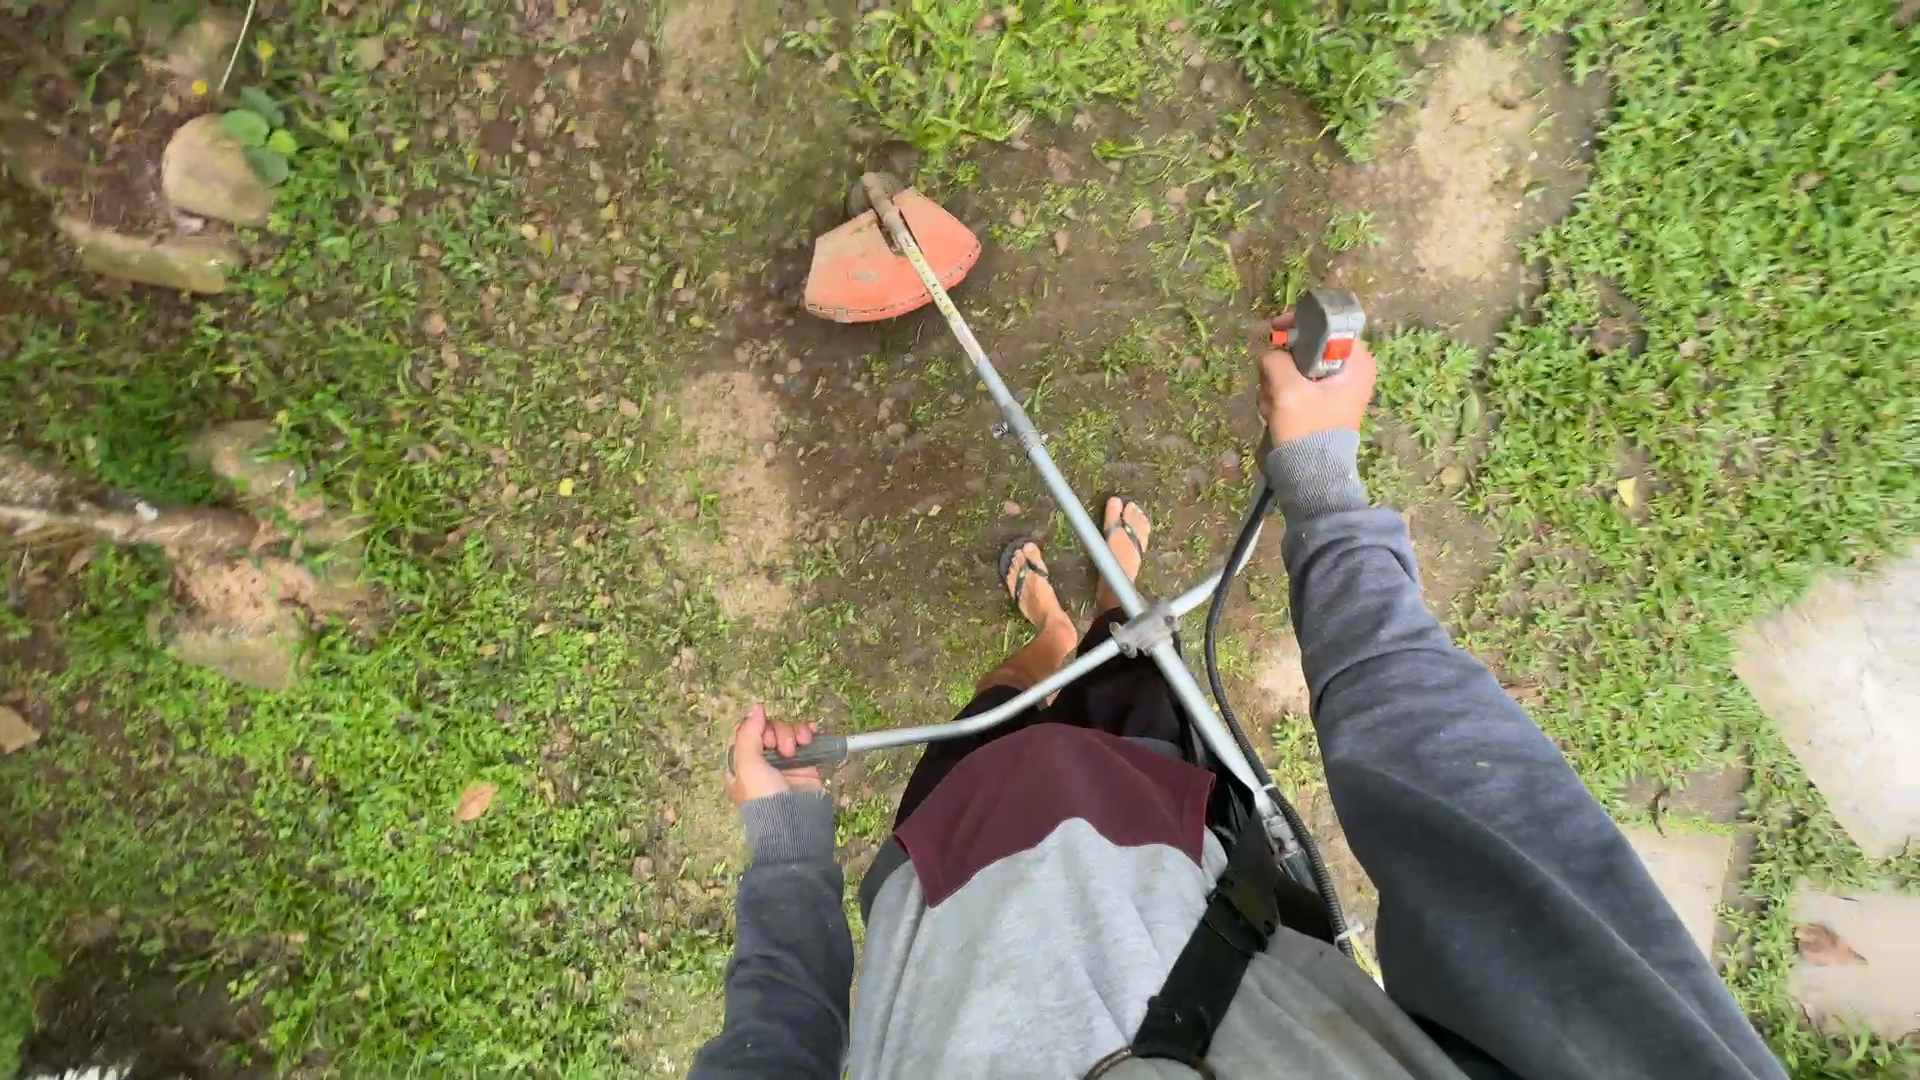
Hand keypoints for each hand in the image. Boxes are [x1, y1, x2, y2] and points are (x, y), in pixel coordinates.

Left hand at [725, 704, 822, 805]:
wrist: (794, 821)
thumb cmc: (764, 795)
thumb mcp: (747, 765)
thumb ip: (749, 733)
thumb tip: (756, 707)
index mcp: (741, 764)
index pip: (748, 732)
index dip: (759, 729)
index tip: (767, 739)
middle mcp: (762, 762)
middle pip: (769, 730)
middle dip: (780, 733)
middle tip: (786, 750)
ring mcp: (784, 763)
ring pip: (788, 732)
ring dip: (796, 732)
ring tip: (803, 744)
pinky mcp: (804, 765)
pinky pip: (805, 740)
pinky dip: (809, 733)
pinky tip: (813, 733)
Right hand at [1259, 311, 1377, 442]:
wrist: (1311, 473)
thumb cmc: (1307, 429)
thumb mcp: (1288, 390)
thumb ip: (1276, 362)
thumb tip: (1270, 354)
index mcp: (1356, 362)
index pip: (1329, 326)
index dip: (1300, 325)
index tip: (1275, 331)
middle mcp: (1351, 371)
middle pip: (1308, 348)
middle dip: (1282, 365)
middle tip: (1271, 382)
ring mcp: (1335, 389)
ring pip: (1296, 369)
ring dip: (1276, 384)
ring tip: (1271, 404)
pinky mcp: (1320, 404)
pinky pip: (1295, 387)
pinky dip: (1280, 396)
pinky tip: (1273, 411)